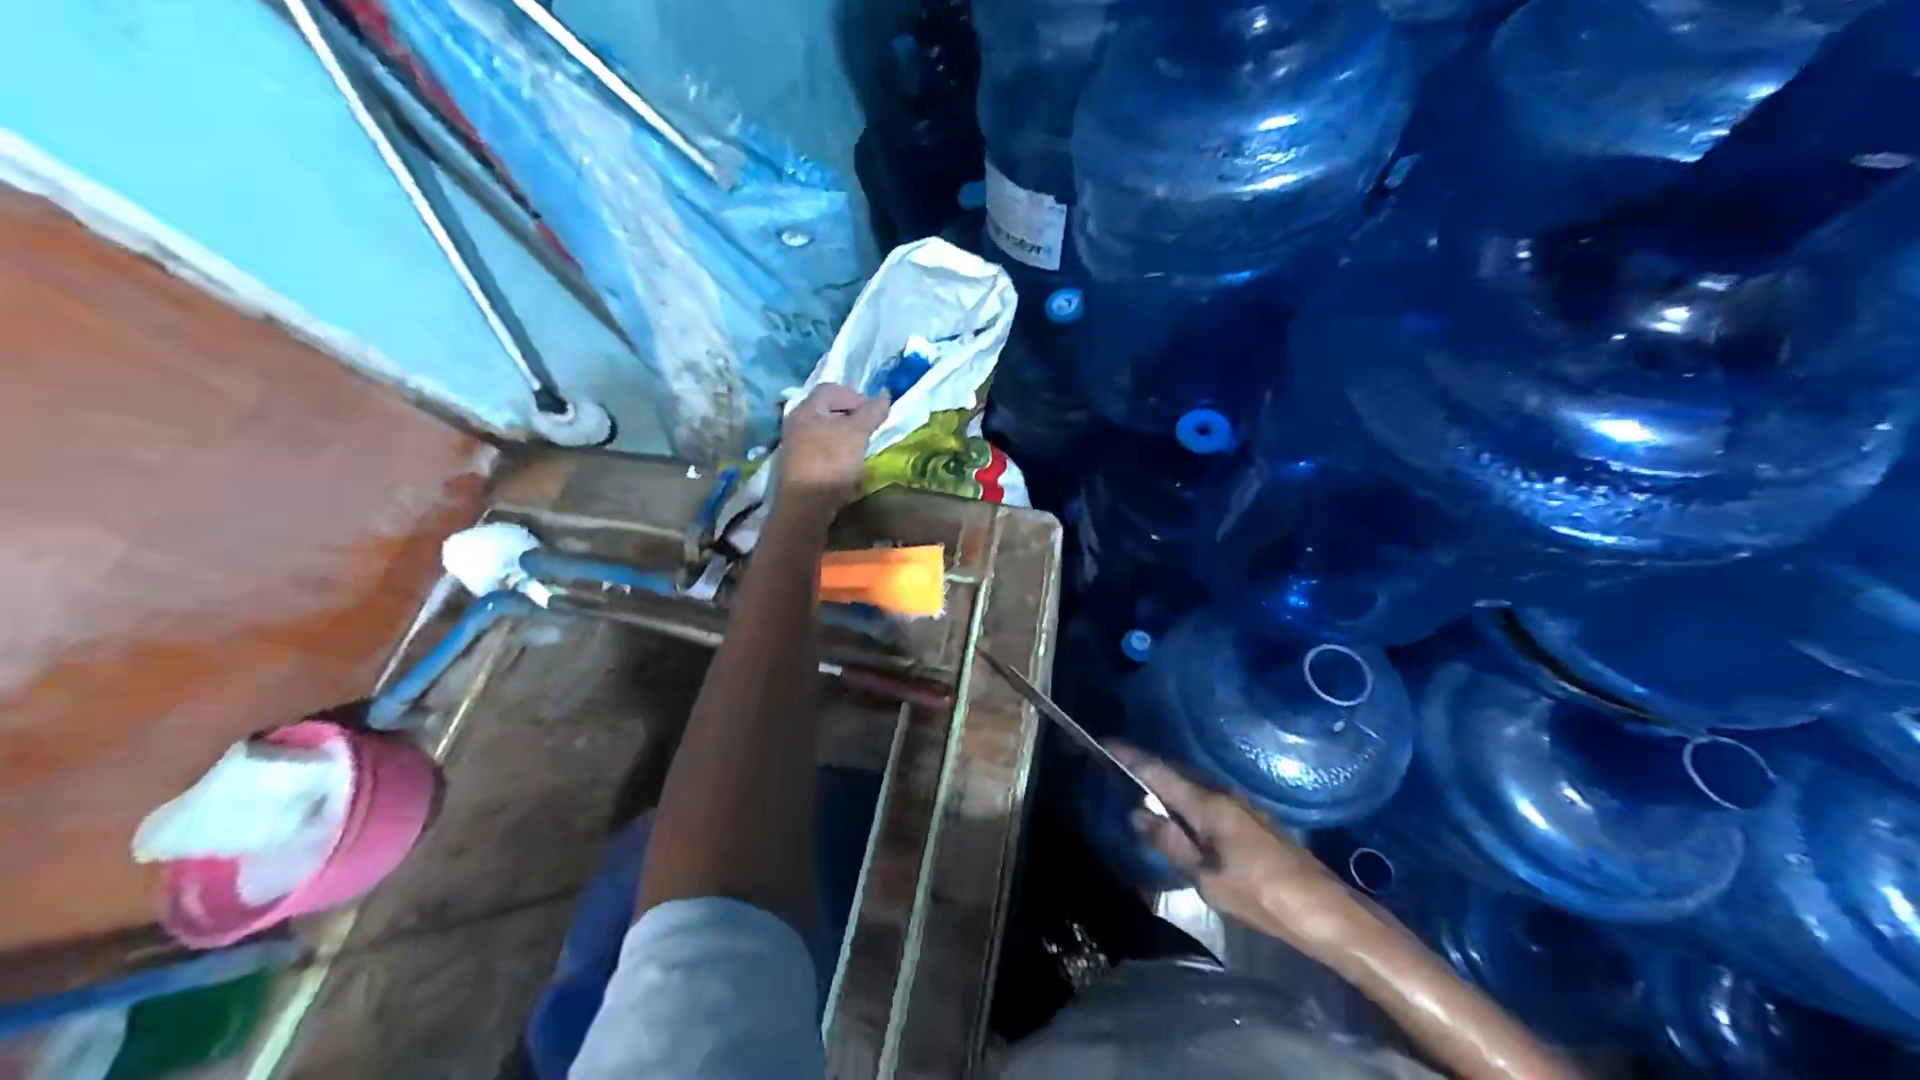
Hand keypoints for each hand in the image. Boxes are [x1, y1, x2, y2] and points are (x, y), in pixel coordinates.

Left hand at [777, 384, 888, 503]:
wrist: (806, 506)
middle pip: (826, 409)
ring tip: (861, 445)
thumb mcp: (857, 434)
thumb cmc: (831, 463)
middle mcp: (796, 423)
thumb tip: (884, 395)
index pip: (831, 390)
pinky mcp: (798, 465)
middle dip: (850, 414)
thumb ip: (871, 413)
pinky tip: (847, 462)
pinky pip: (819, 447)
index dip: (855, 395)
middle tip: (870, 427)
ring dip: (844, 433)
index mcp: (807, 409)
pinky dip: (835, 448)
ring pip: (823, 429)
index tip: (874, 412)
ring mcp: (794, 445)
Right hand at [1113, 745, 1371, 958]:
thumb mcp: (1207, 879)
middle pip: (1175, 773)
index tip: (1105, 744)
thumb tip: (1138, 814)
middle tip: (1116, 770)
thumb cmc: (1262, 897)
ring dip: (1165, 786)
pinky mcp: (1251, 819)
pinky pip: (1206, 799)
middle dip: (1145, 769)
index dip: (1130, 757)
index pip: (1159, 772)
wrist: (1325, 910)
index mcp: (1208, 805)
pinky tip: (1178, 818)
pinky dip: (1184, 801)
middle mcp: (1223, 795)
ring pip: (1192, 786)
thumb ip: (1171, 843)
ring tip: (1140, 794)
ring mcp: (1241, 805)